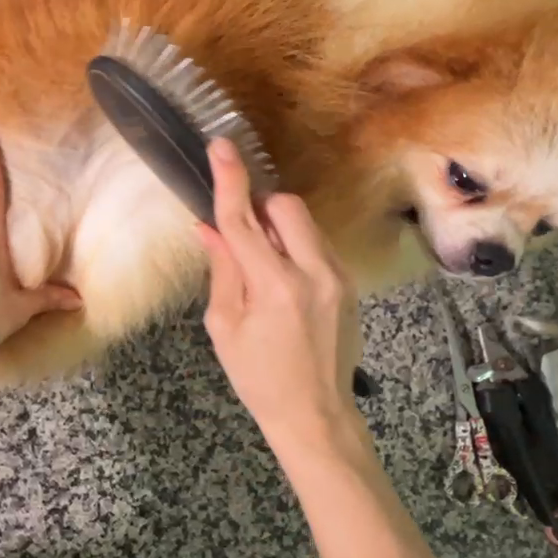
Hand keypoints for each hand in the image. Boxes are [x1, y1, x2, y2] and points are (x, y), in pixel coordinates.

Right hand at [196, 139, 363, 452]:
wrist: (314, 412)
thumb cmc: (257, 374)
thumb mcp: (223, 324)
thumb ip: (222, 269)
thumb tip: (208, 227)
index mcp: (272, 284)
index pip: (243, 219)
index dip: (229, 179)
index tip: (220, 146)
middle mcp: (312, 271)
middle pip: (284, 206)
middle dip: (258, 206)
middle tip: (238, 232)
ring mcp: (337, 276)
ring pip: (304, 222)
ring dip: (275, 226)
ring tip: (258, 261)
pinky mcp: (348, 284)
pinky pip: (316, 244)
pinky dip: (292, 245)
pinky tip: (278, 277)